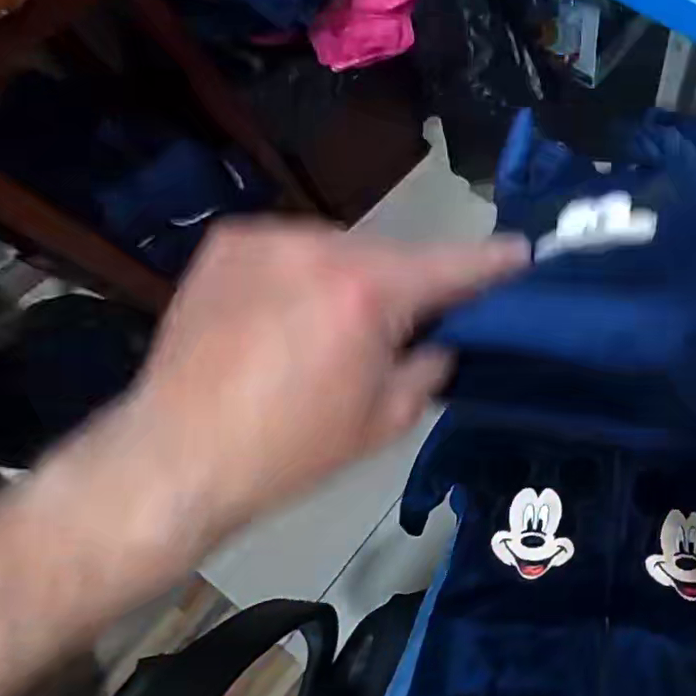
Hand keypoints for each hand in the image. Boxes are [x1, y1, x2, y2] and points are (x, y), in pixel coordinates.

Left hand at [52, 221, 527, 556]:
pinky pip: (299, 248)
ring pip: (347, 249)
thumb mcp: (389, 416)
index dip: (494, 262)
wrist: (173, 457)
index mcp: (367, 294)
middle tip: (410, 324)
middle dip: (413, 285)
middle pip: (397, 256)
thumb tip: (443, 336)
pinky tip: (293, 313)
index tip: (523, 254)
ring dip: (359, 278)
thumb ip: (433, 361)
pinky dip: (312, 273)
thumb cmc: (291, 448)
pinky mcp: (231, 242)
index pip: (453, 266)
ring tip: (338, 327)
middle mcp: (320, 248)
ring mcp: (270, 238)